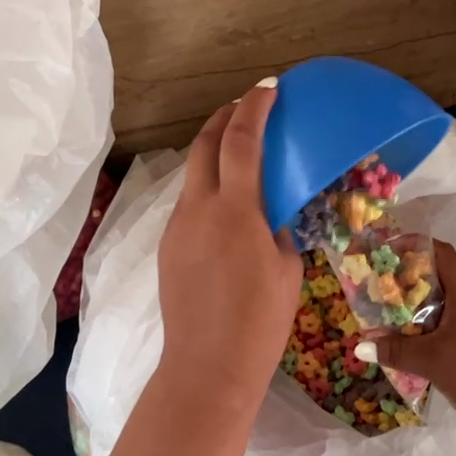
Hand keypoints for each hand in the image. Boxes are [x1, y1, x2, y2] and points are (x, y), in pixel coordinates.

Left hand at [155, 79, 303, 408]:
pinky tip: (226, 205)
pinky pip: (189, 203)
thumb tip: (274, 210)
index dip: (254, 107)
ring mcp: (177, 227)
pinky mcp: (168, 247)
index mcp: (235, 209)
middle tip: (247, 106)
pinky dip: (208, 186)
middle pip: (204, 143)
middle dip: (224, 116)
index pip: (242, 140)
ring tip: (239, 152)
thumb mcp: (288, 267)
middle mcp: (199, 207)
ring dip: (213, 151)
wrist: (207, 369)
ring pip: (193, 173)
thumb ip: (280, 227)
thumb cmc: (261, 321)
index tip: (268, 86)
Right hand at [372, 240, 455, 446]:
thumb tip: (360, 344)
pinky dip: (410, 331)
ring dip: (404, 306)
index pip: (442, 254)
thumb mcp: (431, 359)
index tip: (388, 248)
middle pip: (431, 278)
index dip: (417, 244)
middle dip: (402, 276)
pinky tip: (389, 340)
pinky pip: (429, 330)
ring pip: (428, 306)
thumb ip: (395, 350)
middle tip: (373, 279)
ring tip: (374, 308)